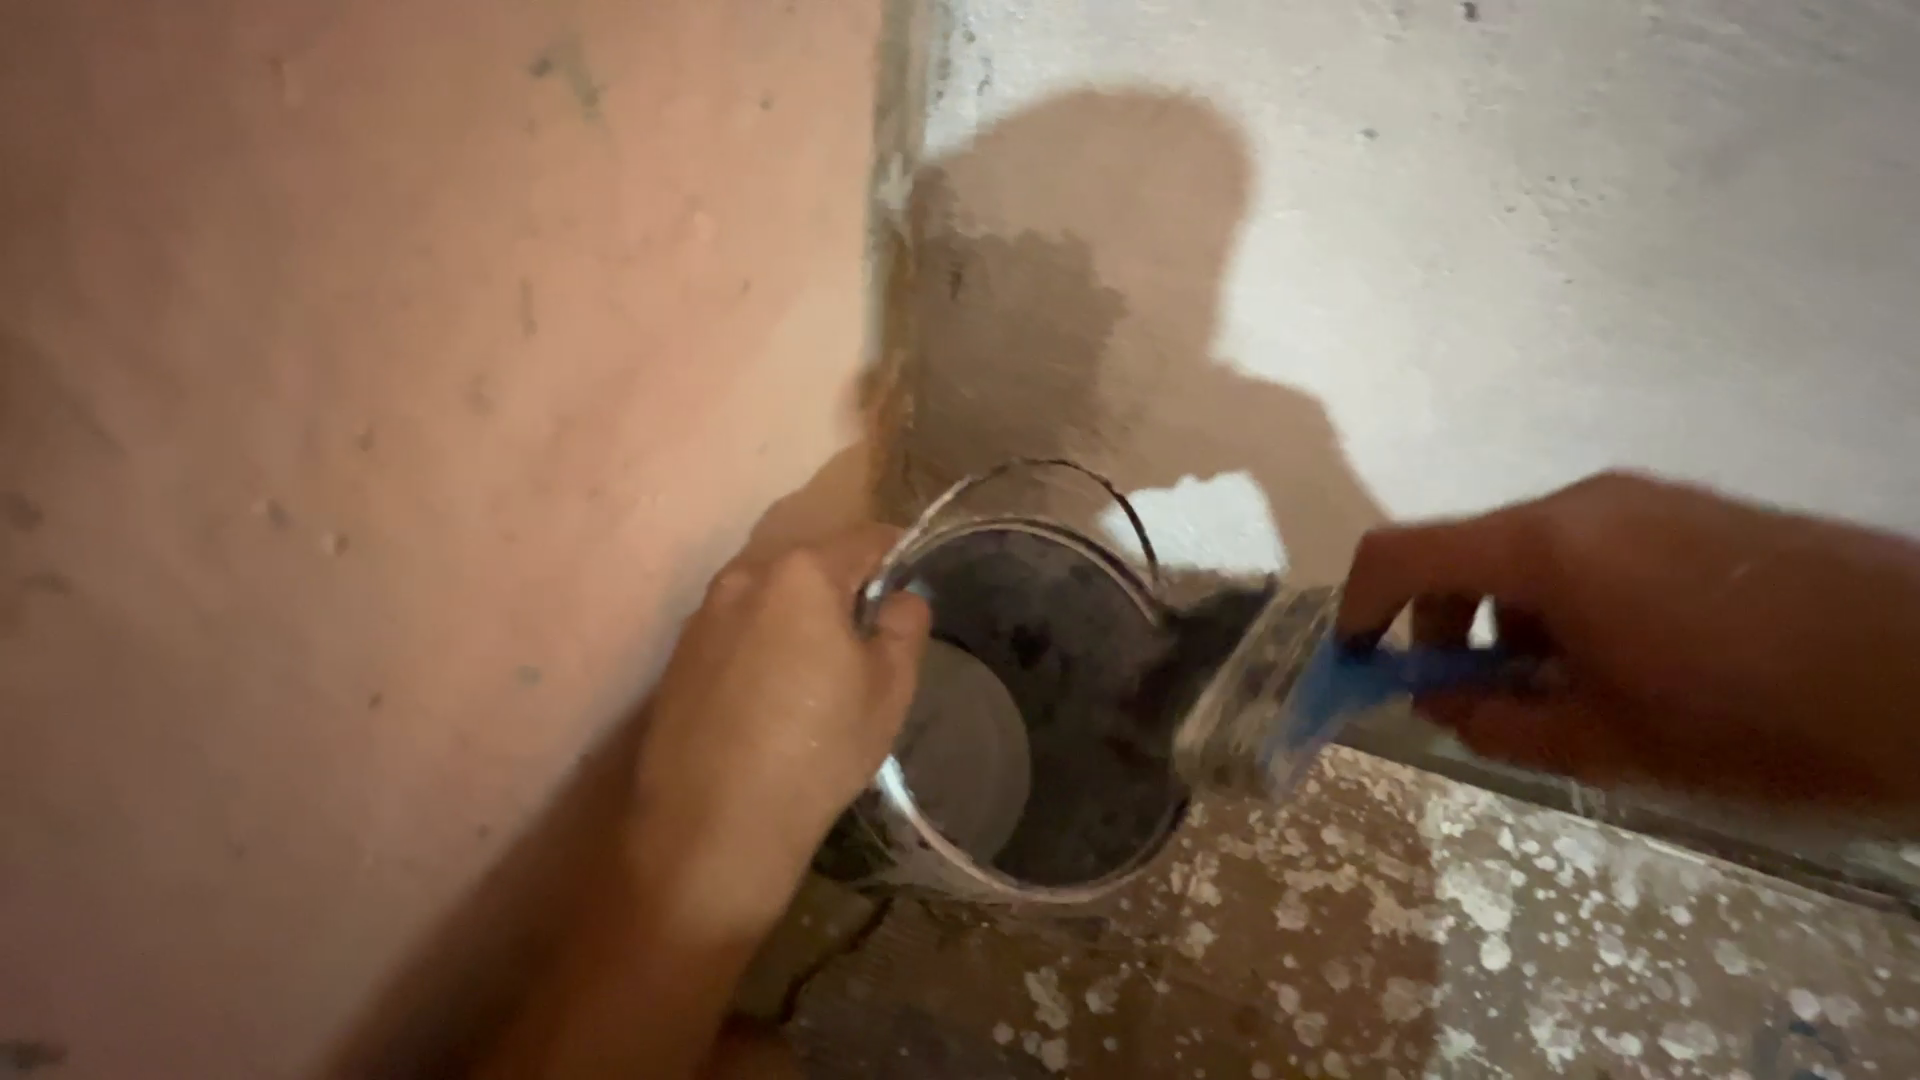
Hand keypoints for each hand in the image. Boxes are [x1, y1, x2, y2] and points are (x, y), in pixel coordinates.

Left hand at [636, 523, 930, 860]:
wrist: (713, 825)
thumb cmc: (818, 749)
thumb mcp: (888, 688)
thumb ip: (904, 625)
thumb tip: (900, 597)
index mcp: (802, 574)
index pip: (865, 539)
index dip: (897, 553)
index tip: (911, 578)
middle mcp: (745, 577)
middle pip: (811, 563)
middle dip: (844, 585)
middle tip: (867, 633)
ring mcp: (704, 615)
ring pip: (770, 595)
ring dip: (799, 613)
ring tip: (817, 666)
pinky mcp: (679, 654)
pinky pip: (737, 627)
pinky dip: (763, 640)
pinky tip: (771, 692)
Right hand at [1338, 470, 1919, 811]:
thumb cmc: (1764, 717)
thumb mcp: (1609, 743)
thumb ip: (1495, 722)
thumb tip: (1436, 703)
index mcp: (1543, 550)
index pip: (1399, 553)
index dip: (1359, 604)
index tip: (1356, 655)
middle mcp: (1576, 503)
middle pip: (1458, 551)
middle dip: (1439, 623)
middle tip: (1469, 692)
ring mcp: (1635, 498)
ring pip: (1519, 552)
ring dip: (1503, 616)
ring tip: (1557, 684)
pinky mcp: (1683, 508)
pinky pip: (1579, 544)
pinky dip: (1557, 597)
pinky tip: (1617, 653)